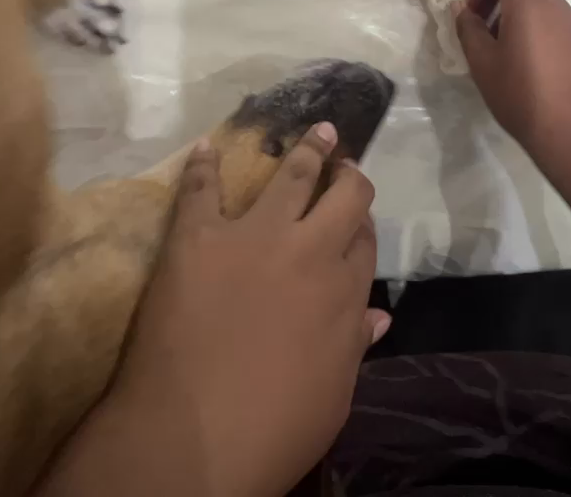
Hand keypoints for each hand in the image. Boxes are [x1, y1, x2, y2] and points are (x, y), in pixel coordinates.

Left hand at [46, 124, 386, 496]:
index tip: (359, 215)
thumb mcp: (334, 398)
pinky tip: (206, 147)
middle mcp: (309, 251)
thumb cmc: (273, 430)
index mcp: (344, 292)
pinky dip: (203, 166)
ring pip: (291, 176)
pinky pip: (202, 190)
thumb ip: (355, 347)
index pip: (365, 240)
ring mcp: (254, 237)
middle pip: (343, 196)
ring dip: (305, 149)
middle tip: (344, 162)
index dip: (363, 223)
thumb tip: (378, 316)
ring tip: (317, 130)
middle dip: (348, 175)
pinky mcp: (200, 238)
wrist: (193, 440)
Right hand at [451, 0, 570, 155]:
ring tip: (501, 43)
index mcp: (528, 1)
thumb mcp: (482, 62)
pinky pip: (553, 14)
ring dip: (513, 6)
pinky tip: (526, 57)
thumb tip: (462, 8)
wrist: (570, 132)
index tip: (471, 12)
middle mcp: (555, 2)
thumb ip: (467, 27)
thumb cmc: (520, 95)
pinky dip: (533, 20)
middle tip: (481, 23)